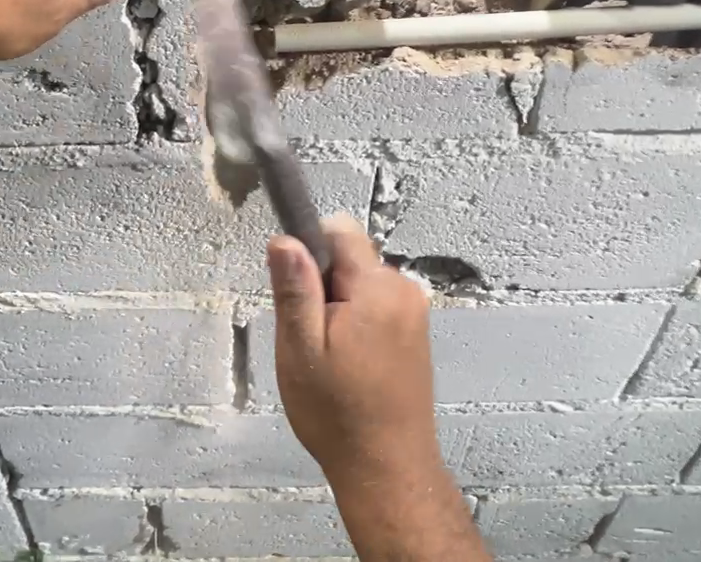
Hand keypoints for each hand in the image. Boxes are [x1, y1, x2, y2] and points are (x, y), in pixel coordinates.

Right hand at [269, 215, 442, 490]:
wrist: (388, 470)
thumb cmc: (337, 412)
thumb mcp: (300, 350)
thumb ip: (294, 289)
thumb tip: (284, 238)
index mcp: (378, 288)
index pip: (339, 230)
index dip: (310, 252)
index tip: (298, 293)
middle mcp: (404, 289)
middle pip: (350, 257)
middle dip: (324, 285)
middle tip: (311, 336)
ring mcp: (414, 310)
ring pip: (360, 281)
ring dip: (339, 306)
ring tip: (330, 355)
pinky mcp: (416, 329)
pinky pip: (376, 302)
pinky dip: (357, 321)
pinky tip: (350, 362)